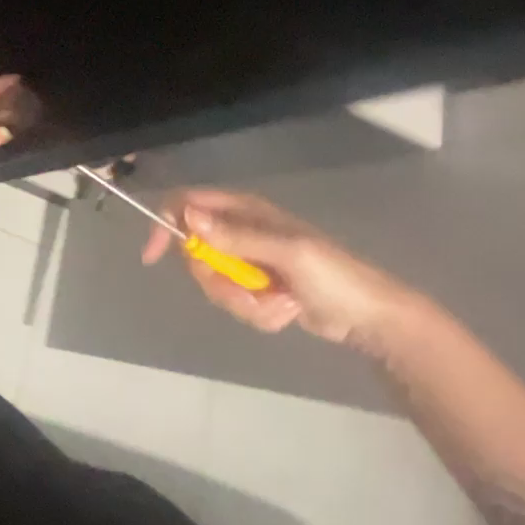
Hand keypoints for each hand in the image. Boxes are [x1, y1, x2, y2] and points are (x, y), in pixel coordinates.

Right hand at [143, 189, 417, 349]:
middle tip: (248, 291)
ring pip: (214, 283)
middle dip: (218, 281)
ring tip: (279, 306)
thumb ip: (236, 236)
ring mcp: (249, 263)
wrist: (370, 319)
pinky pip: (234, 302)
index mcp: (245, 211)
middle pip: (196, 253)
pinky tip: (285, 313)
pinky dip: (257, 314)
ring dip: (242, 303)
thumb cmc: (335, 277)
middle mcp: (240, 232)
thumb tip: (188, 217)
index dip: (165, 225)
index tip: (154, 256)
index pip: (187, 205)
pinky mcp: (257, 290)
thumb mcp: (286, 253)